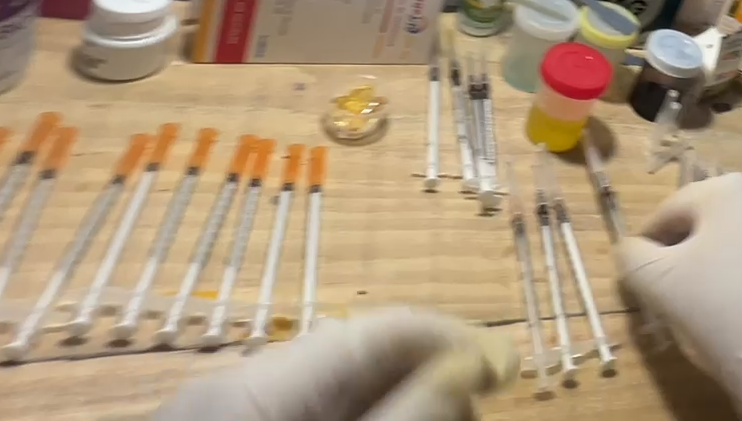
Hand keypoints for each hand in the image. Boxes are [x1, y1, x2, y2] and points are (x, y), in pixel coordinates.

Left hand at [153, 309, 517, 420]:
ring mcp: (233, 417)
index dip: (454, 339)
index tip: (508, 369)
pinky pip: (317, 417)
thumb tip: (471, 366)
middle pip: (365, 356)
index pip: (381, 330)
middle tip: (477, 413)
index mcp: (254, 389)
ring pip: (346, 390)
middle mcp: (239, 388)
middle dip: (431, 380)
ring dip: (403, 407)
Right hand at [618, 173, 741, 420]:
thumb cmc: (719, 307)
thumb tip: (629, 249)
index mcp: (727, 188)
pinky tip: (740, 307)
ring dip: (715, 261)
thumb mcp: (660, 283)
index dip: (648, 241)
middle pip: (706, 219)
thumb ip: (633, 257)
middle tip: (669, 289)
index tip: (638, 273)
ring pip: (737, 237)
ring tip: (704, 301)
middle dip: (684, 249)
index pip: (671, 209)